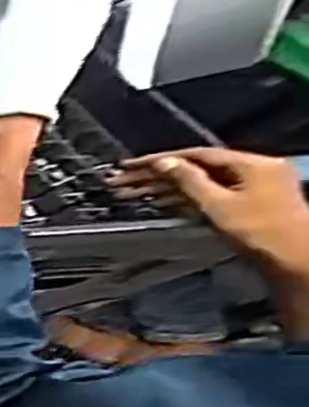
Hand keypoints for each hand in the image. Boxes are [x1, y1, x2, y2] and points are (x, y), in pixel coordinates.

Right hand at [110, 147, 308, 340]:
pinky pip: (207, 190)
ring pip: (198, 180)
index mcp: (253, 164)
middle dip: (155, 174)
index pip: (198, 154)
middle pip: (196, 167)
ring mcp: (251, 183)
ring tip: (127, 194)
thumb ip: (189, 180)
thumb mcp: (215, 202)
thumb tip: (163, 163)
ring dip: (162, 186)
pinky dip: (180, 194)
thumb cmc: (254, 226)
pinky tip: (155, 201)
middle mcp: (254, 168)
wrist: (288, 251)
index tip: (127, 166)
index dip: (160, 159)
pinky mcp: (245, 198)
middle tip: (118, 182)